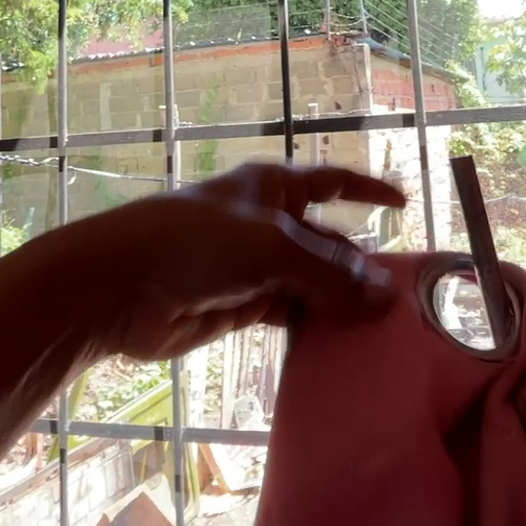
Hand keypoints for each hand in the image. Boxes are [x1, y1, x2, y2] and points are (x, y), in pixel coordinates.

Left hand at [56, 162, 406, 360]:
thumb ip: (329, 274)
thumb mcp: (271, 247)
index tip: (404, 205)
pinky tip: (340, 343)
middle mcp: (270, 222)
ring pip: (312, 282)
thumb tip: (385, 296)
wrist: (121, 286)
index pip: (333, 182)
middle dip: (361, 265)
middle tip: (403, 298)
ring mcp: (255, 266)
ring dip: (340, 301)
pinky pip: (290, 313)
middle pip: (328, 241)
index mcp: (275, 186)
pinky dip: (314, 325)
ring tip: (381, 328)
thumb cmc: (198, 240)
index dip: (368, 190)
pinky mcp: (242, 305)